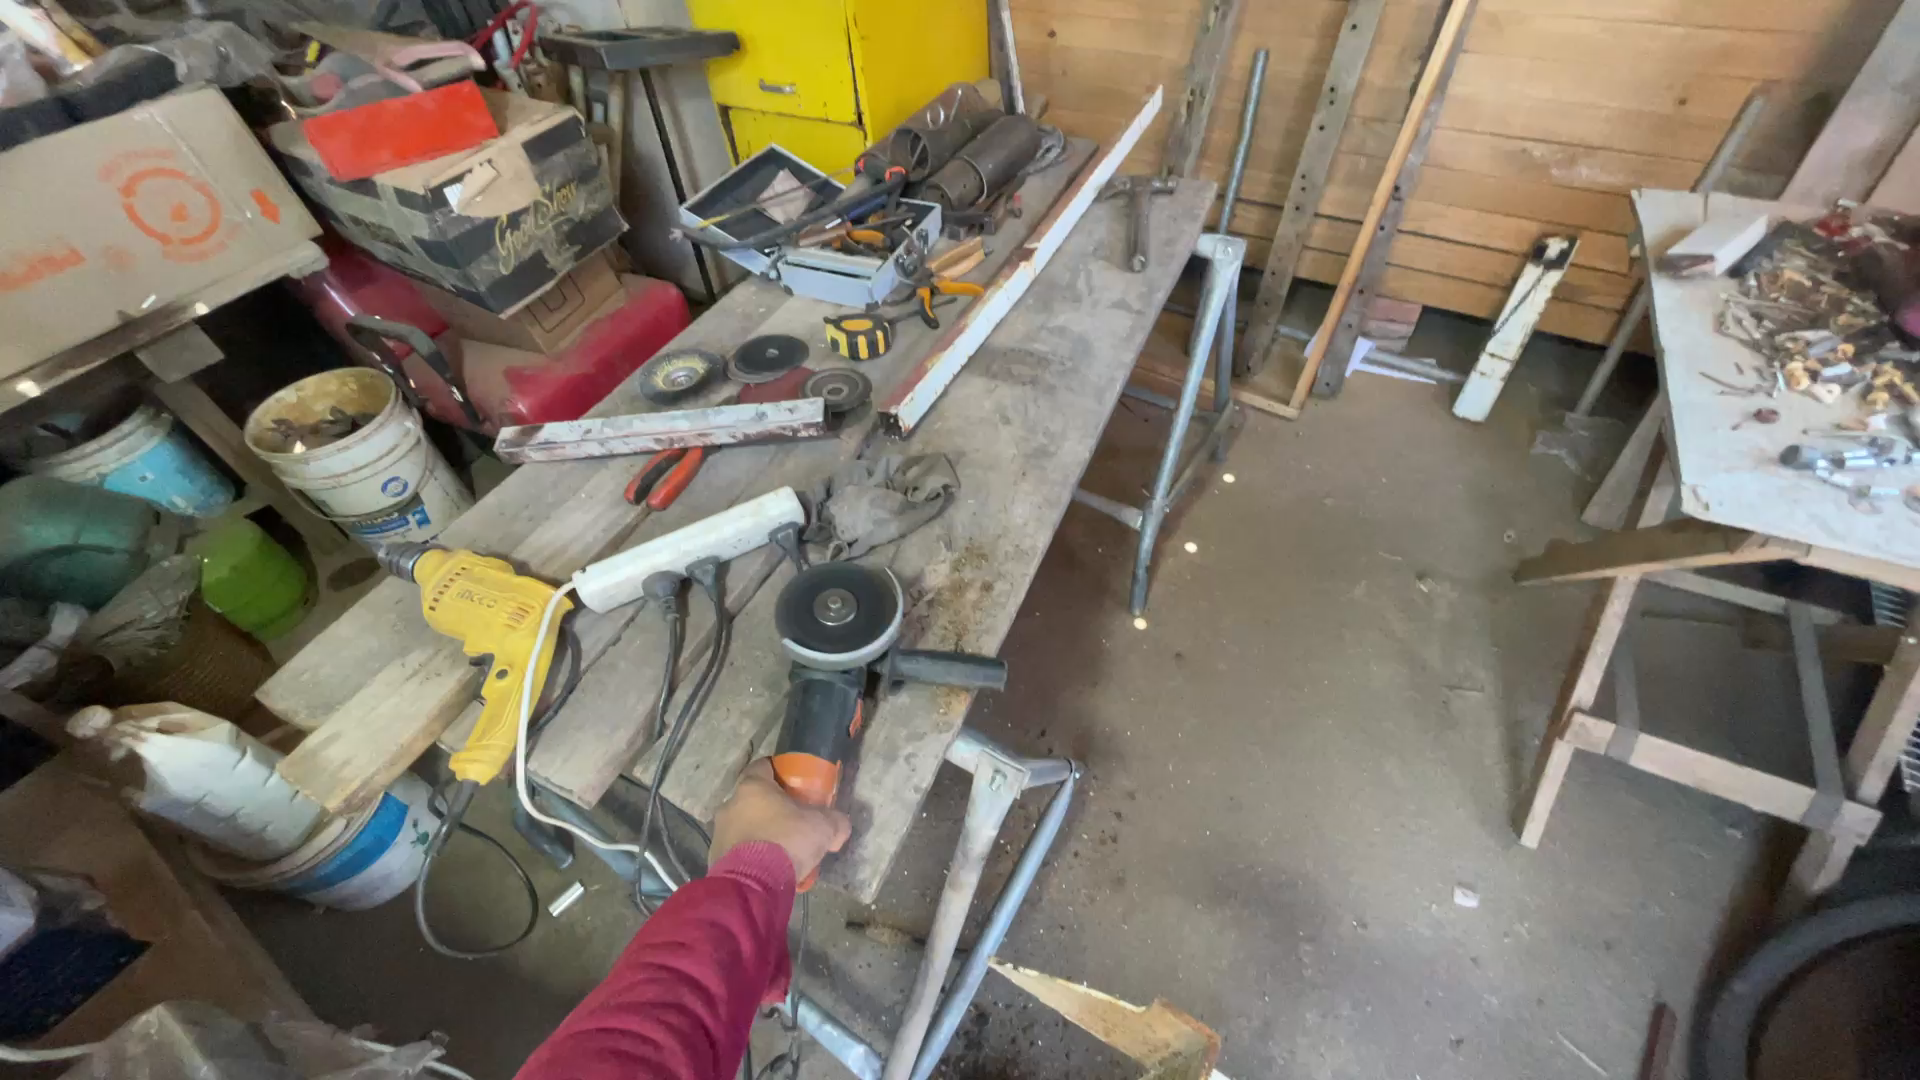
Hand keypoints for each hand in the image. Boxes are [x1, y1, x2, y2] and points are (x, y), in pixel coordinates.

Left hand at [710, 759, 851, 883]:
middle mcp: (730, 806)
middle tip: (791, 821)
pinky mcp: (715, 861)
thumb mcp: (824, 827)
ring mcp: (719, 834)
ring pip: (743, 827)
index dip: (778, 771)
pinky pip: (736, 853)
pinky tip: (769, 871)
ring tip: (781, 852)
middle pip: (752, 800)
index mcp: (753, 787)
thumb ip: (835, 821)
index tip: (793, 782)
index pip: (762, 766)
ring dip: (759, 835)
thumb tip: (841, 826)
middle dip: (770, 809)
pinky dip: (750, 858)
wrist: (753, 886)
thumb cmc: (787, 841)